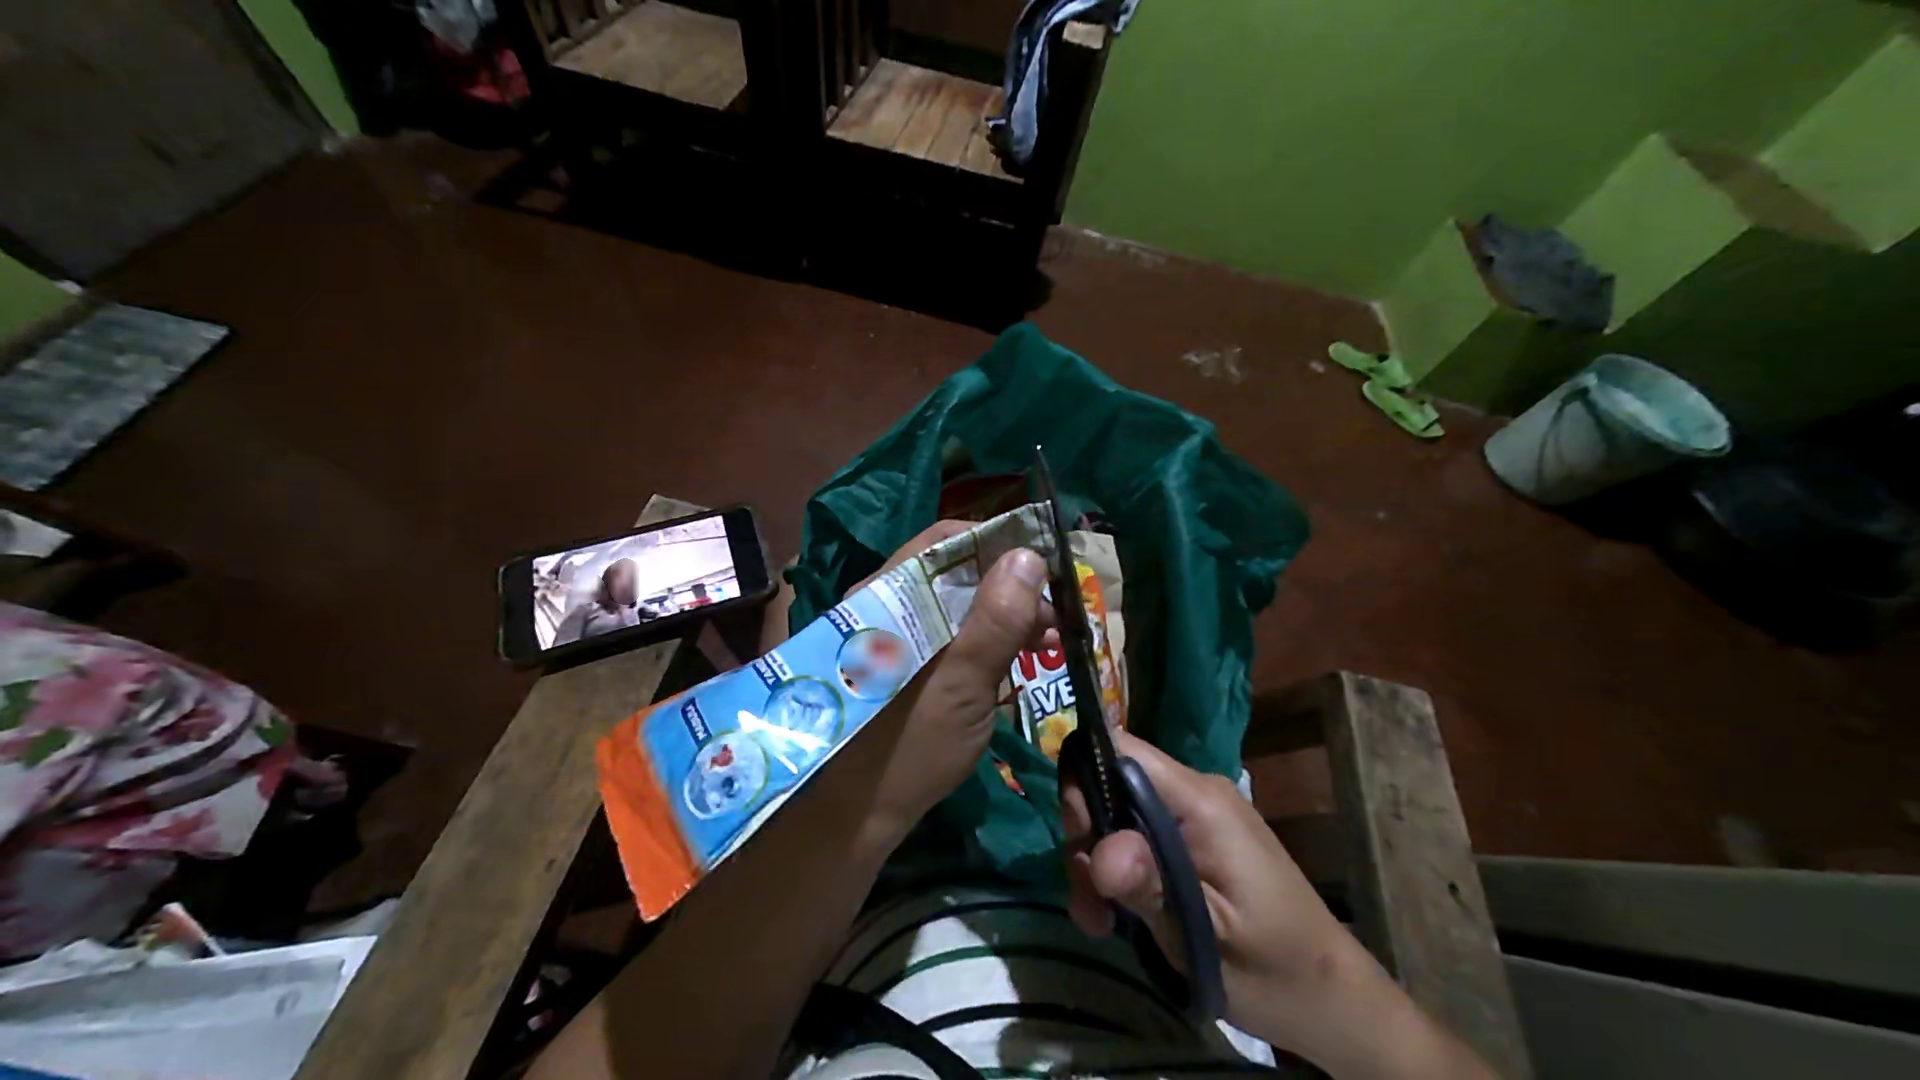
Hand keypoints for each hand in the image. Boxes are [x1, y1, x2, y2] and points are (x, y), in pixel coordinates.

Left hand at [830, 523, 1052, 849]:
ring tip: (1048, 640)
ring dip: (1003, 616)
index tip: (1044, 566)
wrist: (855, 815)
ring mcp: (894, 637)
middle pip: (954, 573)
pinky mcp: (905, 666)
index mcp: (890, 597)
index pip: (944, 540)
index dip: (997, 543)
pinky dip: (985, 641)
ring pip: (955, 606)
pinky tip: (1016, 658)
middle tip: (1054, 616)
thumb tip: (1027, 555)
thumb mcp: (964, 684)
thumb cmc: (910, 748)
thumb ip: (995, 620)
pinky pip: (950, 636)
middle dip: (1010, 587)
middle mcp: (886, 605)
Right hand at [1062, 730, 1388, 1058]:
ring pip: (1117, 816)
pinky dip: (1118, 873)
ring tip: (1099, 923)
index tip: (1078, 839)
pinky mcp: (1191, 840)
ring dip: (1098, 865)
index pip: (1122, 749)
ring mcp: (1193, 816)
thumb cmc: (1273, 965)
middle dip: (1086, 837)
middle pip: (1111, 785)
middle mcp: (1193, 793)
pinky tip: (1116, 918)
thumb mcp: (1204, 934)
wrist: (1330, 996)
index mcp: (1200, 801)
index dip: (1085, 778)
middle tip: (1087, 901)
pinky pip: (1137, 837)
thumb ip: (1150, 886)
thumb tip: (1098, 853)